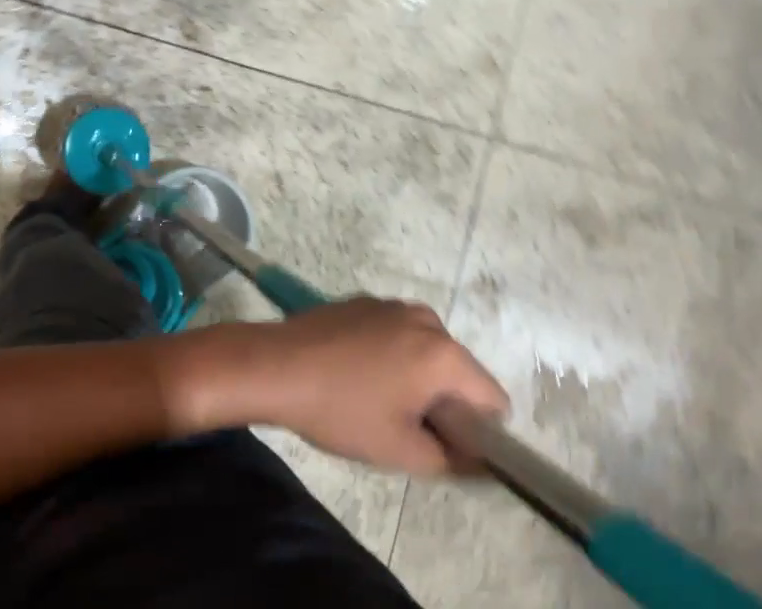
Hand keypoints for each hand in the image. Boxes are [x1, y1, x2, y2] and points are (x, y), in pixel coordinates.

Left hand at [240, 297, 509, 474]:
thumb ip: (454, 460)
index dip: (477, 431)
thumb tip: (478, 459)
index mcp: (444, 353)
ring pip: (423, 352)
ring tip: (371, 399)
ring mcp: (387, 305)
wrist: (269, 366)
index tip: (440, 443)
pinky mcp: (357, 302)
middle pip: (458, 372)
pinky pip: (392, 336)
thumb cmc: (339, 409)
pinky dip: (386, 356)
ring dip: (412, 378)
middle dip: (441, 401)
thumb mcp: (402, 451)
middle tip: (400, 424)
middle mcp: (424, 319)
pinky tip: (350, 375)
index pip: (493, 400)